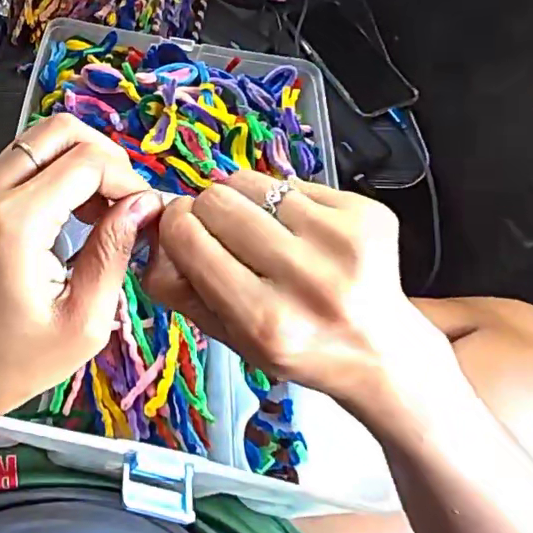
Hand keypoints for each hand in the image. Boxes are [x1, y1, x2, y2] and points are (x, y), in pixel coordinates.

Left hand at [0, 114, 163, 439]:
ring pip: (42, 137)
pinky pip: (25, 158)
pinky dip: (59, 170)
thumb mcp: (82, 322)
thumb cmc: (13, 363)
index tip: (144, 214)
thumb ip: (114, 252)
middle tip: (125, 202)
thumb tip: (144, 204)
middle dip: (105, 156)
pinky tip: (76, 211)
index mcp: (14, 224)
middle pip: (60, 129)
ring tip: (103, 211)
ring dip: (82, 161)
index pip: (87, 161)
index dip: (127, 179)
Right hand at [143, 171, 464, 429]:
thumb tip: (151, 225)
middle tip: (226, 236)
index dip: (175, 226)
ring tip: (264, 232)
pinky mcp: (368, 213)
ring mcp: (344, 241)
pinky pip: (291, 180)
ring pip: (250, 180)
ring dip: (244, 200)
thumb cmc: (293, 346)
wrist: (381, 352)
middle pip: (215, 199)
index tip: (184, 234)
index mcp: (264, 321)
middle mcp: (308, 279)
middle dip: (207, 211)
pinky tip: (302, 232)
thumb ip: (175, 284)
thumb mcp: (224, 334)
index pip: (186, 235)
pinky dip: (283, 200)